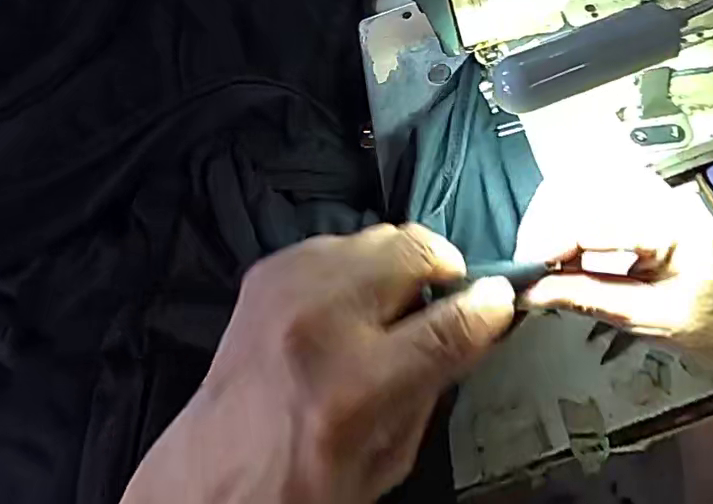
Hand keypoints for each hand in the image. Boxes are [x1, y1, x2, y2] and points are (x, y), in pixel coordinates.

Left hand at [121, 223, 516, 503]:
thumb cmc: (306, 483)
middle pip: (413, 250)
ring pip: (380, 234)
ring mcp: (289, 283)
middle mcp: (320, 318)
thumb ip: (438, 379)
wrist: (210, 476)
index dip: (487, 305)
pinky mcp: (270, 266)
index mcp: (354, 385)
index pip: (447, 324)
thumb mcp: (391, 456)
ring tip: (389, 303)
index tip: (502, 296)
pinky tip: (346, 301)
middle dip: (441, 269)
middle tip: (440, 298)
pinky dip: (356, 266)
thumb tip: (479, 319)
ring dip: (398, 265)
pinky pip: (340, 241)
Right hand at [516, 169, 712, 372]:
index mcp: (662, 222)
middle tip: (525, 273)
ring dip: (545, 225)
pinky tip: (556, 253)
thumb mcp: (655, 322)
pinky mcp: (632, 200)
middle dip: (539, 229)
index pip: (587, 221)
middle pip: (571, 193)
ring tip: (536, 266)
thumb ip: (591, 299)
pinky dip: (561, 224)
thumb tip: (533, 293)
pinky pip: (582, 200)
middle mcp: (647, 193)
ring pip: (571, 191)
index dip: (547, 244)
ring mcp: (640, 191)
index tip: (521, 275)